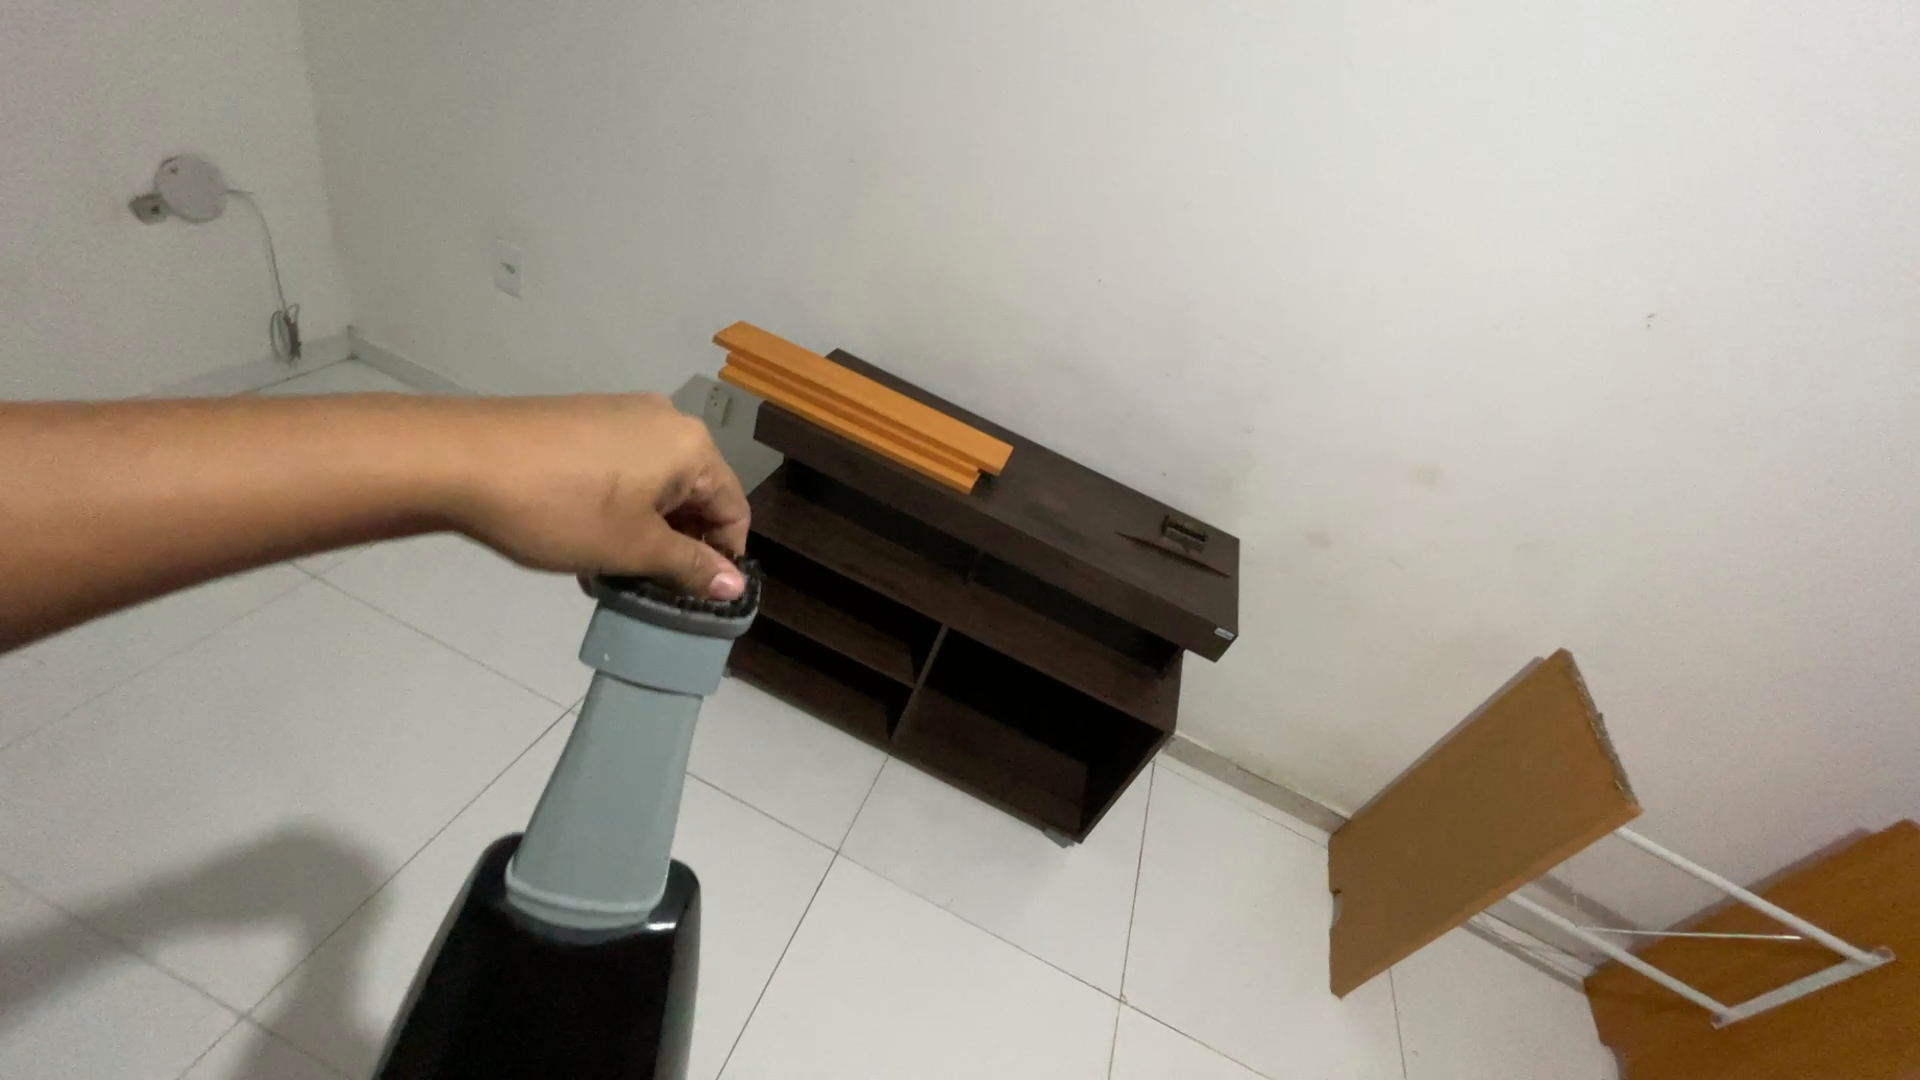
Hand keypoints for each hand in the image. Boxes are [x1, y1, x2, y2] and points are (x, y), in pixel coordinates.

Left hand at [449, 394, 749, 598]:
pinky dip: (621, 501)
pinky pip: (626, 465)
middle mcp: (668, 420)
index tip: (695, 593)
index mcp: (692, 447)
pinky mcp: (588, 416)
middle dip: (680, 542)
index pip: (733, 510)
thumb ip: (691, 567)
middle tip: (649, 583)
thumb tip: (735, 587)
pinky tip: (586, 528)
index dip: (722, 558)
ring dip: (648, 526)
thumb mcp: (633, 548)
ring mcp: (624, 412)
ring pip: (659, 482)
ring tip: (610, 562)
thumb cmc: (560, 508)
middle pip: (697, 494)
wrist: (453, 458)